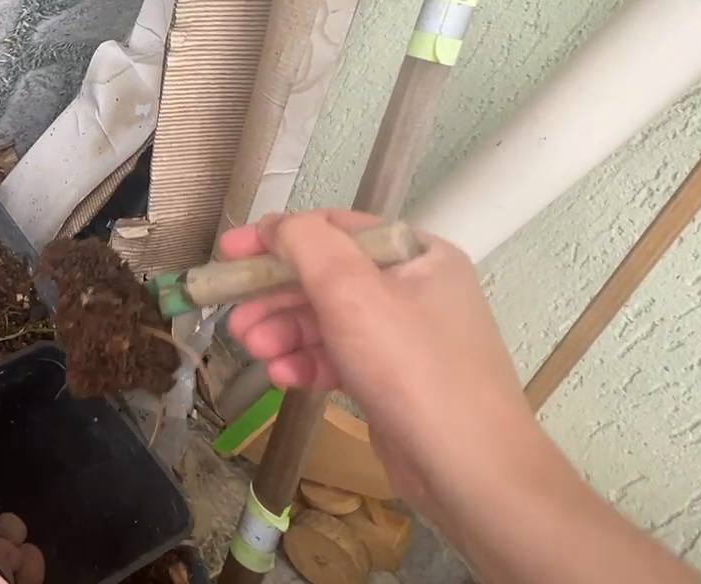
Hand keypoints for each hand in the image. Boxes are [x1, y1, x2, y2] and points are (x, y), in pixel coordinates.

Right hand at [219, 210, 549, 524]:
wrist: (471, 476)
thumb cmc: (411, 367)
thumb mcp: (348, 288)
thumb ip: (303, 241)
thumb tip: (274, 226)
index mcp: (416, 256)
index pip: (331, 227)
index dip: (275, 237)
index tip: (230, 253)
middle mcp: (412, 289)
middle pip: (321, 277)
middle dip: (272, 297)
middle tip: (234, 315)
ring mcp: (403, 337)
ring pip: (323, 318)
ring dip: (281, 331)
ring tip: (252, 349)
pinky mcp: (392, 378)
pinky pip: (336, 355)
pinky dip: (305, 361)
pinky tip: (281, 376)